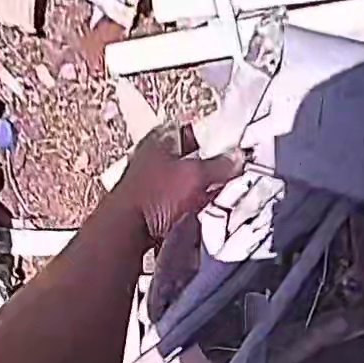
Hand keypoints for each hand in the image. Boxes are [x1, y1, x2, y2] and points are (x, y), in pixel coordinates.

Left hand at [108, 123, 244, 240]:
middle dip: (210, 169)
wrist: (128, 232)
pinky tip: (201, 215)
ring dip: (202, 192)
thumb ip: (219, 165)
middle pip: (190, 160)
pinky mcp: (154, 210)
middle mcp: (153, 161)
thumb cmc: (151, 196)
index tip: (230, 148)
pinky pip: (181, 206)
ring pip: (186, 185)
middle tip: (227, 176)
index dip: (211, 138)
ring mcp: (152, 187)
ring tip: (216, 198)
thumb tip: (236, 158)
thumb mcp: (195, 175)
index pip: (190, 130)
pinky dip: (192, 210)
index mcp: (160, 141)